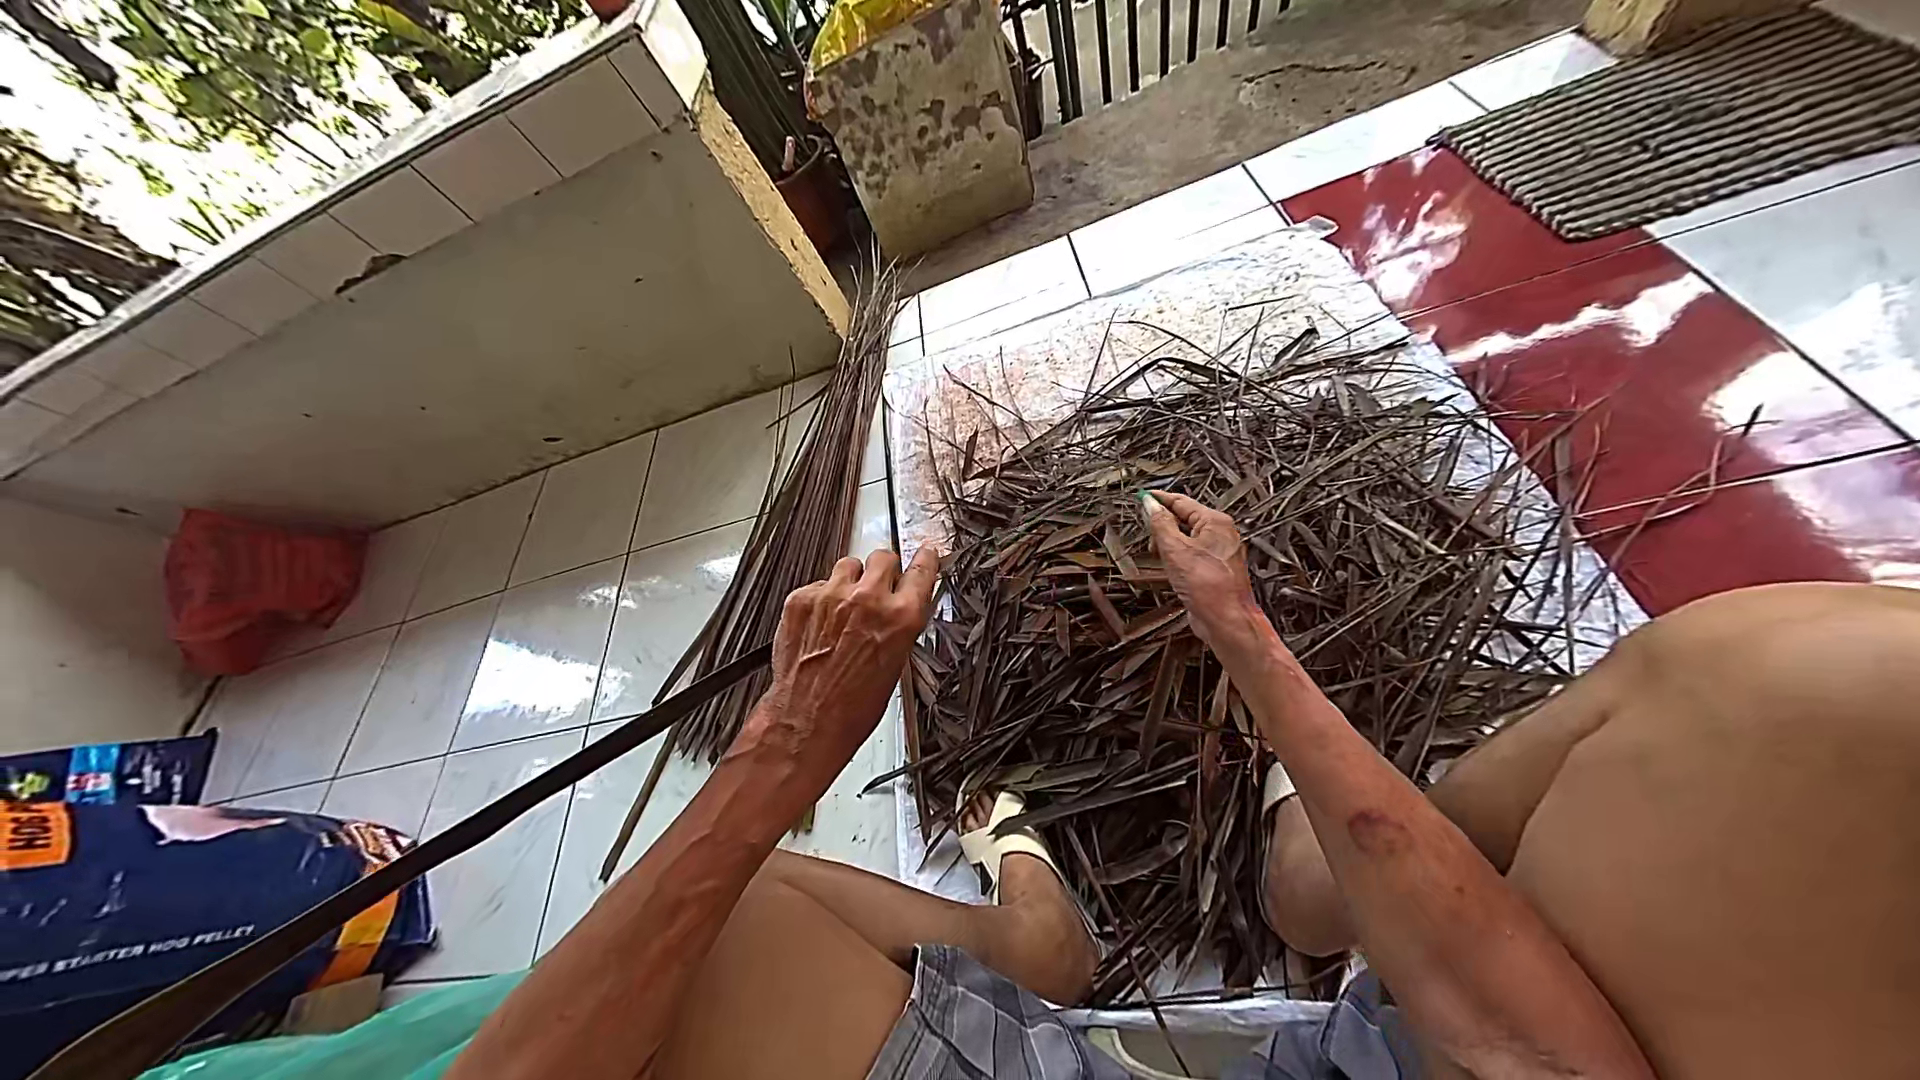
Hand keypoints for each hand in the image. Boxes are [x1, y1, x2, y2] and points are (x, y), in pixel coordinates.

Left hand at [734, 547, 939, 799]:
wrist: (807, 721)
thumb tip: (901, 607)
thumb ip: (900, 624)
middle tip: (877, 587)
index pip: (922, 569)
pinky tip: (821, 623)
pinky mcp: (802, 599)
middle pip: (883, 557)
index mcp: (901, 617)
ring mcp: (832, 596)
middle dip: (883, 570)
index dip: (925, 559)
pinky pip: (819, 584)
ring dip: (851, 580)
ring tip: (845, 606)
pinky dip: (822, 598)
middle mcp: (869, 599)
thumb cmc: (854, 706)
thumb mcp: (897, 662)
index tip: (925, 553)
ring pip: (849, 565)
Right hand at [1139, 490, 1267, 655]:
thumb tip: (1151, 506)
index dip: (1159, 499)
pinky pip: (1189, 554)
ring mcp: (1218, 552)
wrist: (1225, 619)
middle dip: (1162, 525)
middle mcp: (1221, 535)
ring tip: (1158, 553)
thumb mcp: (1175, 550)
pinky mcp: (1213, 569)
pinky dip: (1175, 557)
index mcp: (1216, 522)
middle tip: (1148, 531)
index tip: (1144, 497)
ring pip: (1185, 538)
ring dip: (1167, 543)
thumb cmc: (1211, 588)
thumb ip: (1160, 524)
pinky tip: (1169, 566)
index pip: (1181, 501)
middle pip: (1184, 519)